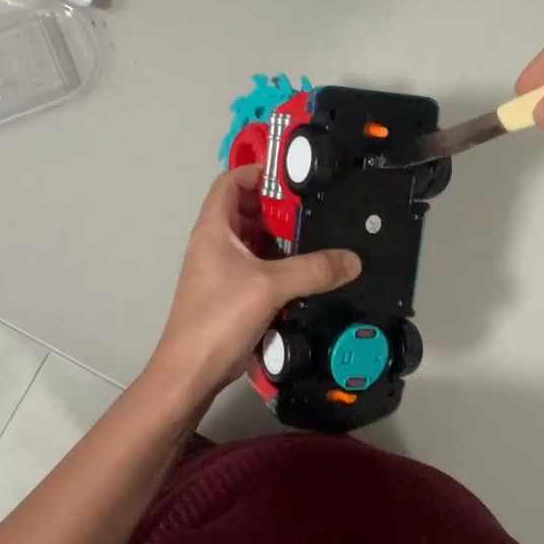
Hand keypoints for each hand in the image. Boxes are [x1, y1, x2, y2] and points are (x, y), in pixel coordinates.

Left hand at [148, 166, 361, 397]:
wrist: (190, 371)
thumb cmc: (220, 317)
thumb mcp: (270, 287)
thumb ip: (313, 270)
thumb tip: (353, 260)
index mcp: (213, 228)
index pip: (230, 182)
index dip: (257, 172)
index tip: (292, 177)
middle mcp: (212, 243)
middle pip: (242, 210)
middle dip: (275, 207)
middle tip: (312, 211)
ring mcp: (217, 270)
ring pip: (250, 241)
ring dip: (278, 238)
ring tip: (314, 239)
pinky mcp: (226, 294)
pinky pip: (253, 267)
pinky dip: (275, 264)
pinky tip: (302, 274)